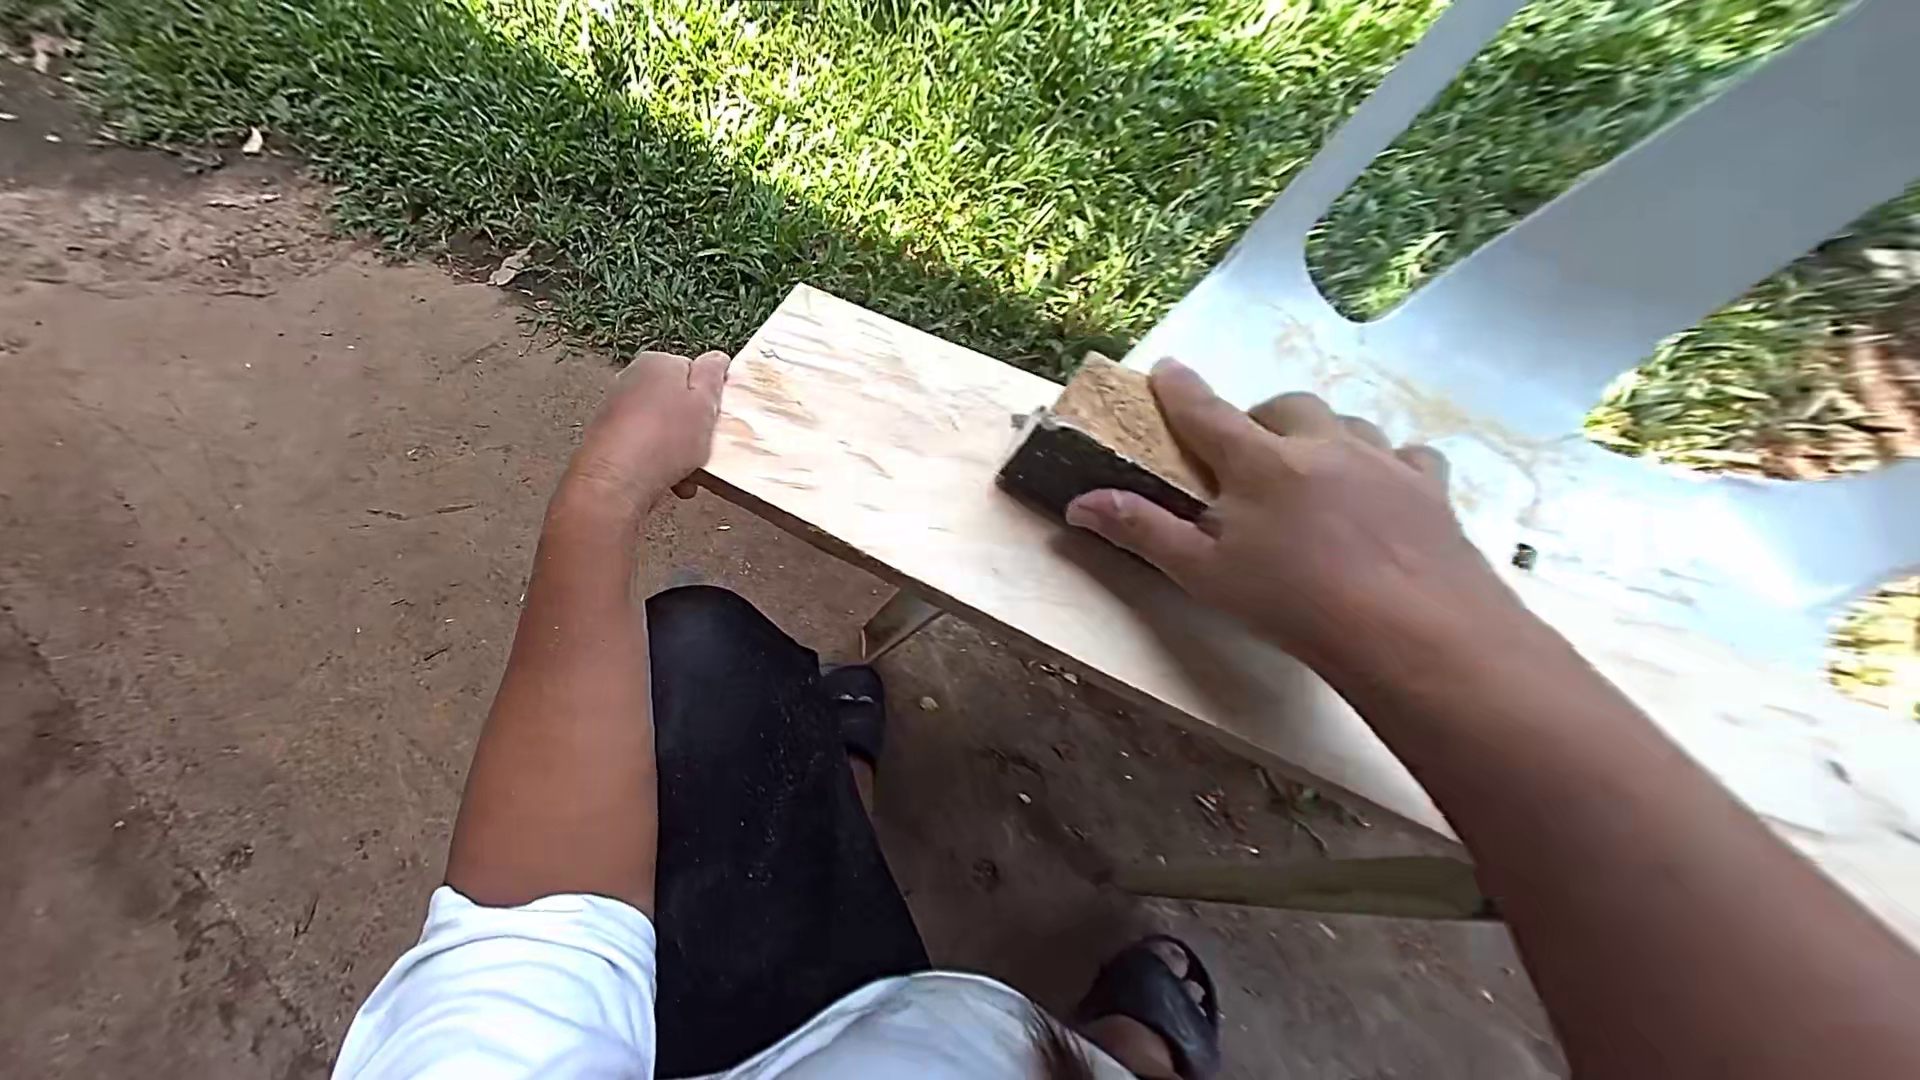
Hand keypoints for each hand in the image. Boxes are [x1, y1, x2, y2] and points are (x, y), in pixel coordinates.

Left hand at [560, 350, 730, 520]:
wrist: (616, 480)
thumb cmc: (665, 440)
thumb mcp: (704, 404)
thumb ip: (713, 376)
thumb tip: (717, 358)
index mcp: (658, 363)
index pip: (696, 373)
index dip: (711, 398)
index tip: (717, 419)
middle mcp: (633, 378)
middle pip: (680, 401)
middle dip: (695, 426)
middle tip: (705, 448)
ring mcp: (618, 406)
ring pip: (665, 426)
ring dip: (682, 449)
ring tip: (689, 472)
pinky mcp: (609, 435)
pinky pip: (647, 444)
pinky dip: (661, 460)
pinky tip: (671, 480)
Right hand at [1064, 360, 1522, 674]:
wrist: (1416, 634)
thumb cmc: (1293, 604)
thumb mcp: (1202, 572)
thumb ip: (1141, 530)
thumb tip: (1078, 504)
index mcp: (1260, 464)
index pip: (1206, 413)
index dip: (1180, 389)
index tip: (1166, 368)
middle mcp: (1322, 447)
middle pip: (1283, 406)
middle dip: (1258, 418)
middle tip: (1246, 454)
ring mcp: (1382, 462)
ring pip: (1345, 422)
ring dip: (1318, 434)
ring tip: (1309, 469)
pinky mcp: (1431, 489)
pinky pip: (1405, 454)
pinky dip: (1382, 461)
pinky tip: (1378, 488)